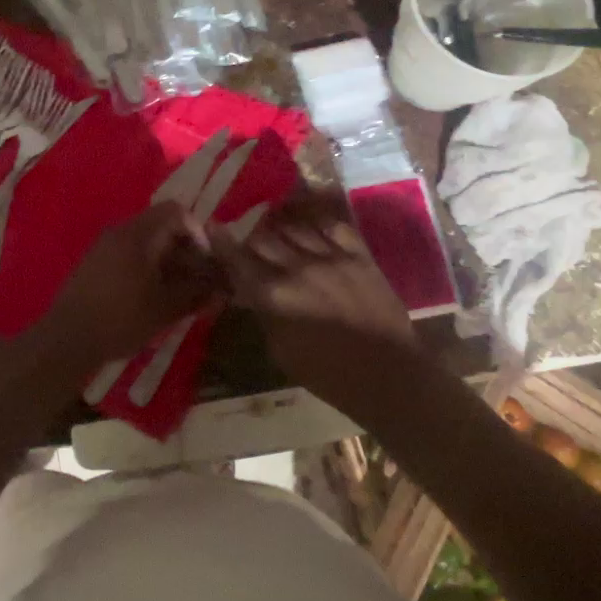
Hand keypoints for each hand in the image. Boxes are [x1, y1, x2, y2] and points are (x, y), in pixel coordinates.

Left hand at [36, 201, 215, 365]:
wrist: (67, 339)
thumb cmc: (120, 320)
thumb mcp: (165, 308)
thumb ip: (196, 293)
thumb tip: (221, 287)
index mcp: (137, 234)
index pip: (176, 212)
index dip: (198, 232)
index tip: (207, 261)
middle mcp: (119, 231)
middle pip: (161, 225)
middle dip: (185, 249)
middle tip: (199, 280)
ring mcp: (103, 246)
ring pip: (146, 241)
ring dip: (167, 261)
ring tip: (180, 292)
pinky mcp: (94, 263)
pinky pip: (128, 253)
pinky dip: (147, 267)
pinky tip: (153, 295)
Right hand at [216, 196, 417, 400]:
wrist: (389, 376)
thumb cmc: (330, 374)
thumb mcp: (282, 352)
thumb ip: (264, 314)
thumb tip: (251, 292)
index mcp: (275, 296)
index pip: (238, 260)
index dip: (221, 242)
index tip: (210, 227)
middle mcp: (299, 268)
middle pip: (263, 238)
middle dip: (248, 235)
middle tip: (242, 234)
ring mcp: (332, 257)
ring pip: (294, 227)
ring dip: (279, 227)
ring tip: (272, 226)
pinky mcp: (360, 255)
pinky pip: (332, 226)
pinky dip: (315, 223)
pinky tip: (309, 226)